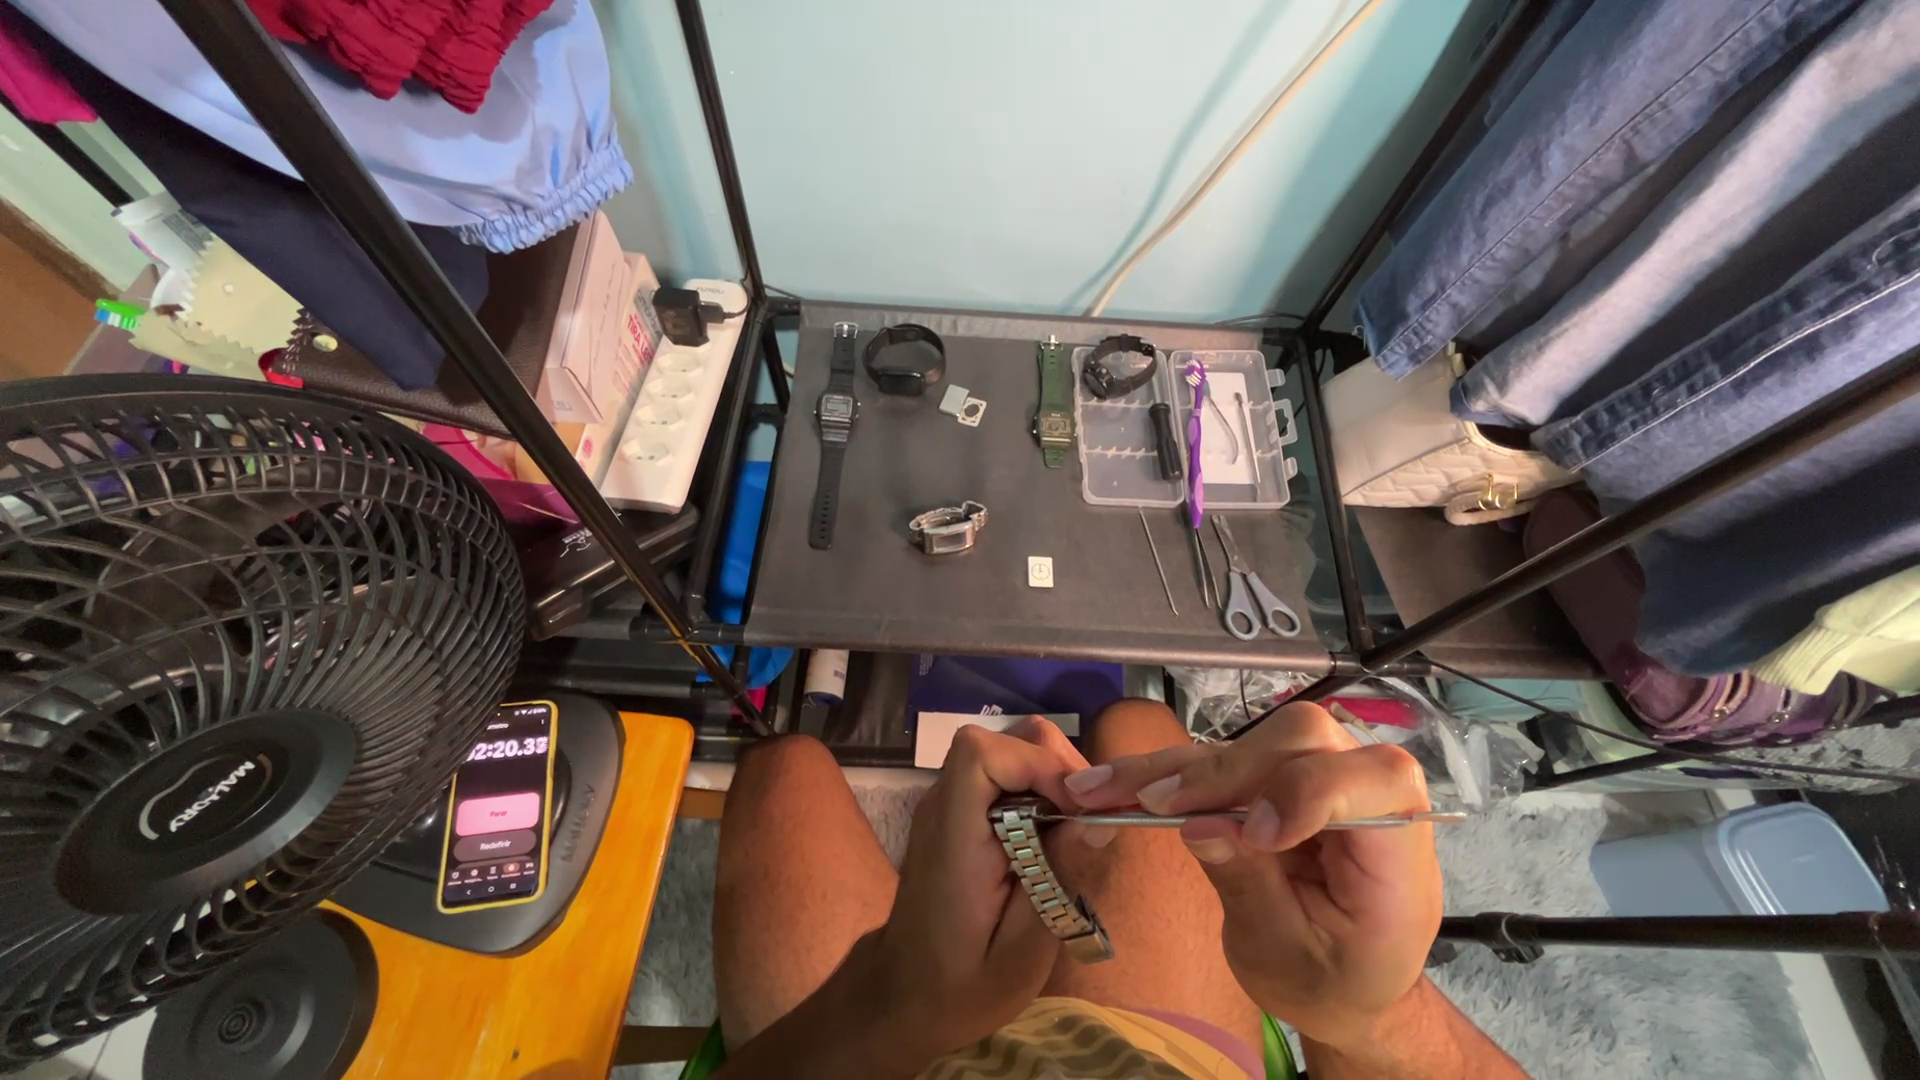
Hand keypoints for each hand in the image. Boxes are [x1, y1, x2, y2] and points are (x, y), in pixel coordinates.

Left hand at [850, 718, 1090, 1068]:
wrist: (907, 993)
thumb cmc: (963, 985)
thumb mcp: (1023, 952)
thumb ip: (1057, 879)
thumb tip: (1101, 819)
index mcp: (953, 837)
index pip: (979, 755)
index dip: (1036, 764)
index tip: (1077, 807)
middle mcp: (944, 803)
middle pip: (1001, 740)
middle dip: (1056, 765)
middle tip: (1088, 817)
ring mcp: (948, 800)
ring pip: (1007, 748)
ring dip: (1051, 774)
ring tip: (1077, 824)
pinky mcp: (959, 808)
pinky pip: (1003, 771)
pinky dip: (1038, 785)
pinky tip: (1054, 830)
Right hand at [1064, 702, 1441, 1050]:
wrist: (1338, 985)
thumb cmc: (1330, 983)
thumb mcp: (1290, 957)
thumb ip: (1251, 887)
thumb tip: (1198, 826)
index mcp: (1395, 849)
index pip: (1376, 779)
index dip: (1310, 790)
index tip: (1256, 837)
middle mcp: (1358, 795)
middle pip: (1301, 738)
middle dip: (1225, 769)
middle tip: (1156, 803)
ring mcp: (1307, 778)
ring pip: (1244, 742)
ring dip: (1172, 768)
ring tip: (1101, 790)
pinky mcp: (1265, 779)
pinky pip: (1213, 762)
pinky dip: (1160, 774)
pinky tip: (1110, 786)